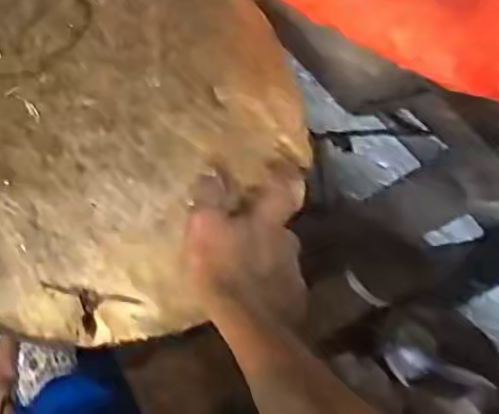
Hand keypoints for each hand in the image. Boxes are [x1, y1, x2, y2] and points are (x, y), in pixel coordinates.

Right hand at [183, 168, 307, 330]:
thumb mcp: (204, 226)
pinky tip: (253, 292)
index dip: (280, 179)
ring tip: (244, 265)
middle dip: (264, 225)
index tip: (276, 169)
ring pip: (279, 256)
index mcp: (267, 220)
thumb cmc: (223, 268)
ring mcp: (294, 276)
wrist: (253, 329)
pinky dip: (268, 284)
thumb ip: (209, 196)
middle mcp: (288, 242)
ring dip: (265, 256)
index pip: (281, 190)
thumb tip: (213, 169)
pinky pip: (279, 285)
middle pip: (279, 226)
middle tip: (243, 228)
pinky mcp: (294, 305)